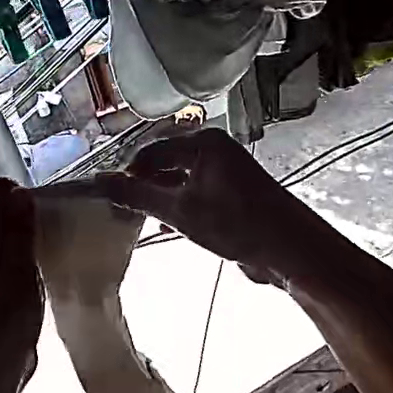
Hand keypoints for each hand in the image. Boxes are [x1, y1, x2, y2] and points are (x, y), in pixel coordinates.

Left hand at [0, 178, 43, 392]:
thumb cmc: (4, 318)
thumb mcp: (19, 269)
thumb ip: (18, 230)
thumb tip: (19, 193)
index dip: (5, 188)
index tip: (33, 202)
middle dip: (9, 206)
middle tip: (39, 221)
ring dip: (11, 230)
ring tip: (40, 243)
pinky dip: (9, 252)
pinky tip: (30, 268)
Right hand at [66, 129, 328, 276]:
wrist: (293, 250)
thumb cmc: (236, 224)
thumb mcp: (179, 211)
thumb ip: (137, 195)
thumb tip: (100, 182)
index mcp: (203, 142)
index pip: (150, 150)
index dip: (127, 173)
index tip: (110, 197)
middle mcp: (214, 148)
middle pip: (164, 162)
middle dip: (144, 186)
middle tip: (124, 210)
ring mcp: (225, 169)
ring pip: (179, 178)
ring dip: (160, 198)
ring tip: (144, 219)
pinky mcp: (233, 190)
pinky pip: (195, 190)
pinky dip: (179, 205)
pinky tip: (170, 225)